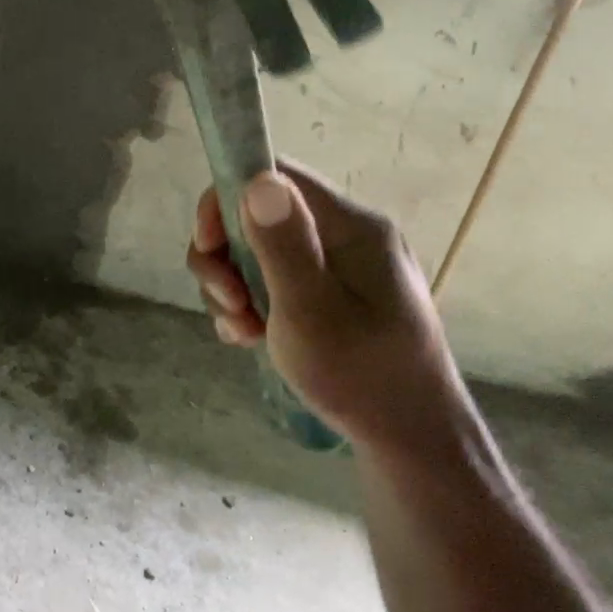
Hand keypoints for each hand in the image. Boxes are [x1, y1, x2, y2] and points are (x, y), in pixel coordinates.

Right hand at [187, 162, 473, 455]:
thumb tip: (257, 179)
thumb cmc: (358, 373)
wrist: (406, 437)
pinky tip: (248, 335)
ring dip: (228, 287)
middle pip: (252, 214)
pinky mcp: (326, 292)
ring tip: (239, 329)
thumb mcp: (308, 309)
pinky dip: (244, 303)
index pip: (273, 174)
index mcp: (352, 227)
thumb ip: (282, 244)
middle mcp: (346, 235)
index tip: (206, 245)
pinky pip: (264, 278)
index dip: (225, 199)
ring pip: (250, 251)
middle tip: (225, 301)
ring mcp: (336, 265)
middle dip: (221, 256)